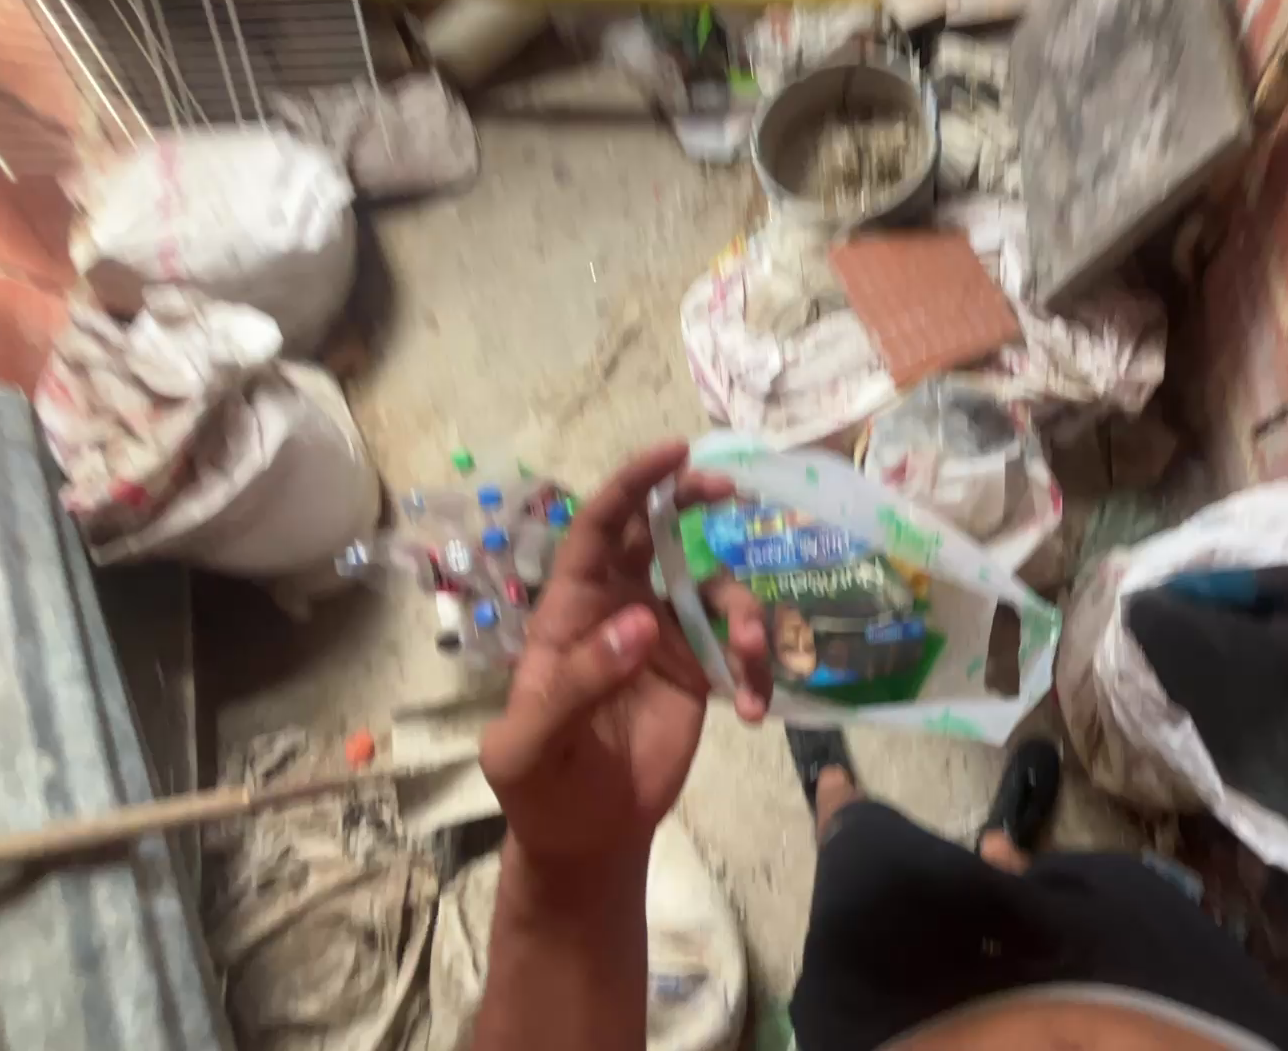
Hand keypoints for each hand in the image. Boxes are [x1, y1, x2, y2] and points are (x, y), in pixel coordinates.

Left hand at [479, 442, 773, 874]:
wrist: (590, 833)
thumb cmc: (542, 785)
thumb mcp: (529, 745)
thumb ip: (575, 683)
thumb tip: (644, 622)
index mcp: (572, 610)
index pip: (598, 530)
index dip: (633, 486)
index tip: (675, 454)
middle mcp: (624, 608)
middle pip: (660, 534)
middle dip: (694, 502)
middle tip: (731, 491)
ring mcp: (668, 637)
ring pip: (719, 592)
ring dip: (744, 618)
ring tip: (748, 662)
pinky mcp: (704, 669)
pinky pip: (744, 647)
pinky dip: (759, 670)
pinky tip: (752, 709)